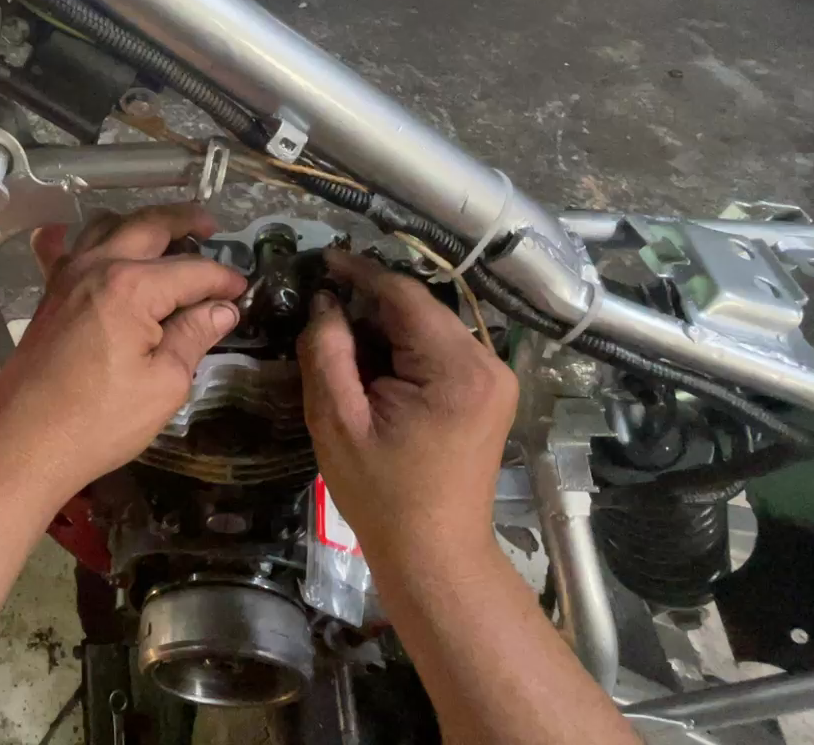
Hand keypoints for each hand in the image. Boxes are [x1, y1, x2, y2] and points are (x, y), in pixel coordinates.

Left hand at [0, 204, 247, 499]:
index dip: (223, 279)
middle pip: (148, 226)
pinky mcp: (50, 293)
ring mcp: (68, 275)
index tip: (243, 290)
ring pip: (107, 226)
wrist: (24, 442)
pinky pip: (69, 248)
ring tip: (166, 235)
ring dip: (140, 224)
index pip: (192, 270)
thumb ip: (194, 336)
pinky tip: (99, 245)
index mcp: (132, 285)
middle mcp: (98, 265)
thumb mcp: (165, 384)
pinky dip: (90, 239)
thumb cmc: (99, 420)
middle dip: (184, 221)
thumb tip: (223, 309)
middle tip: (210, 226)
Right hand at [298, 250, 517, 564]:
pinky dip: (401, 347)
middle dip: (368, 305)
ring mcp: (493, 377)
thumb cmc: (381, 493)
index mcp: (457, 369)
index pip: (405, 295)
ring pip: (426, 325)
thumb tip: (327, 301)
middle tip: (321, 311)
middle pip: (418, 308)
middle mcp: (487, 363)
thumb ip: (326, 350)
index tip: (322, 260)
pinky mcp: (487, 390)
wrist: (434, 554)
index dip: (360, 272)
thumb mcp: (336, 419)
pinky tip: (371, 367)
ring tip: (340, 343)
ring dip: (383, 327)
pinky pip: (436, 348)